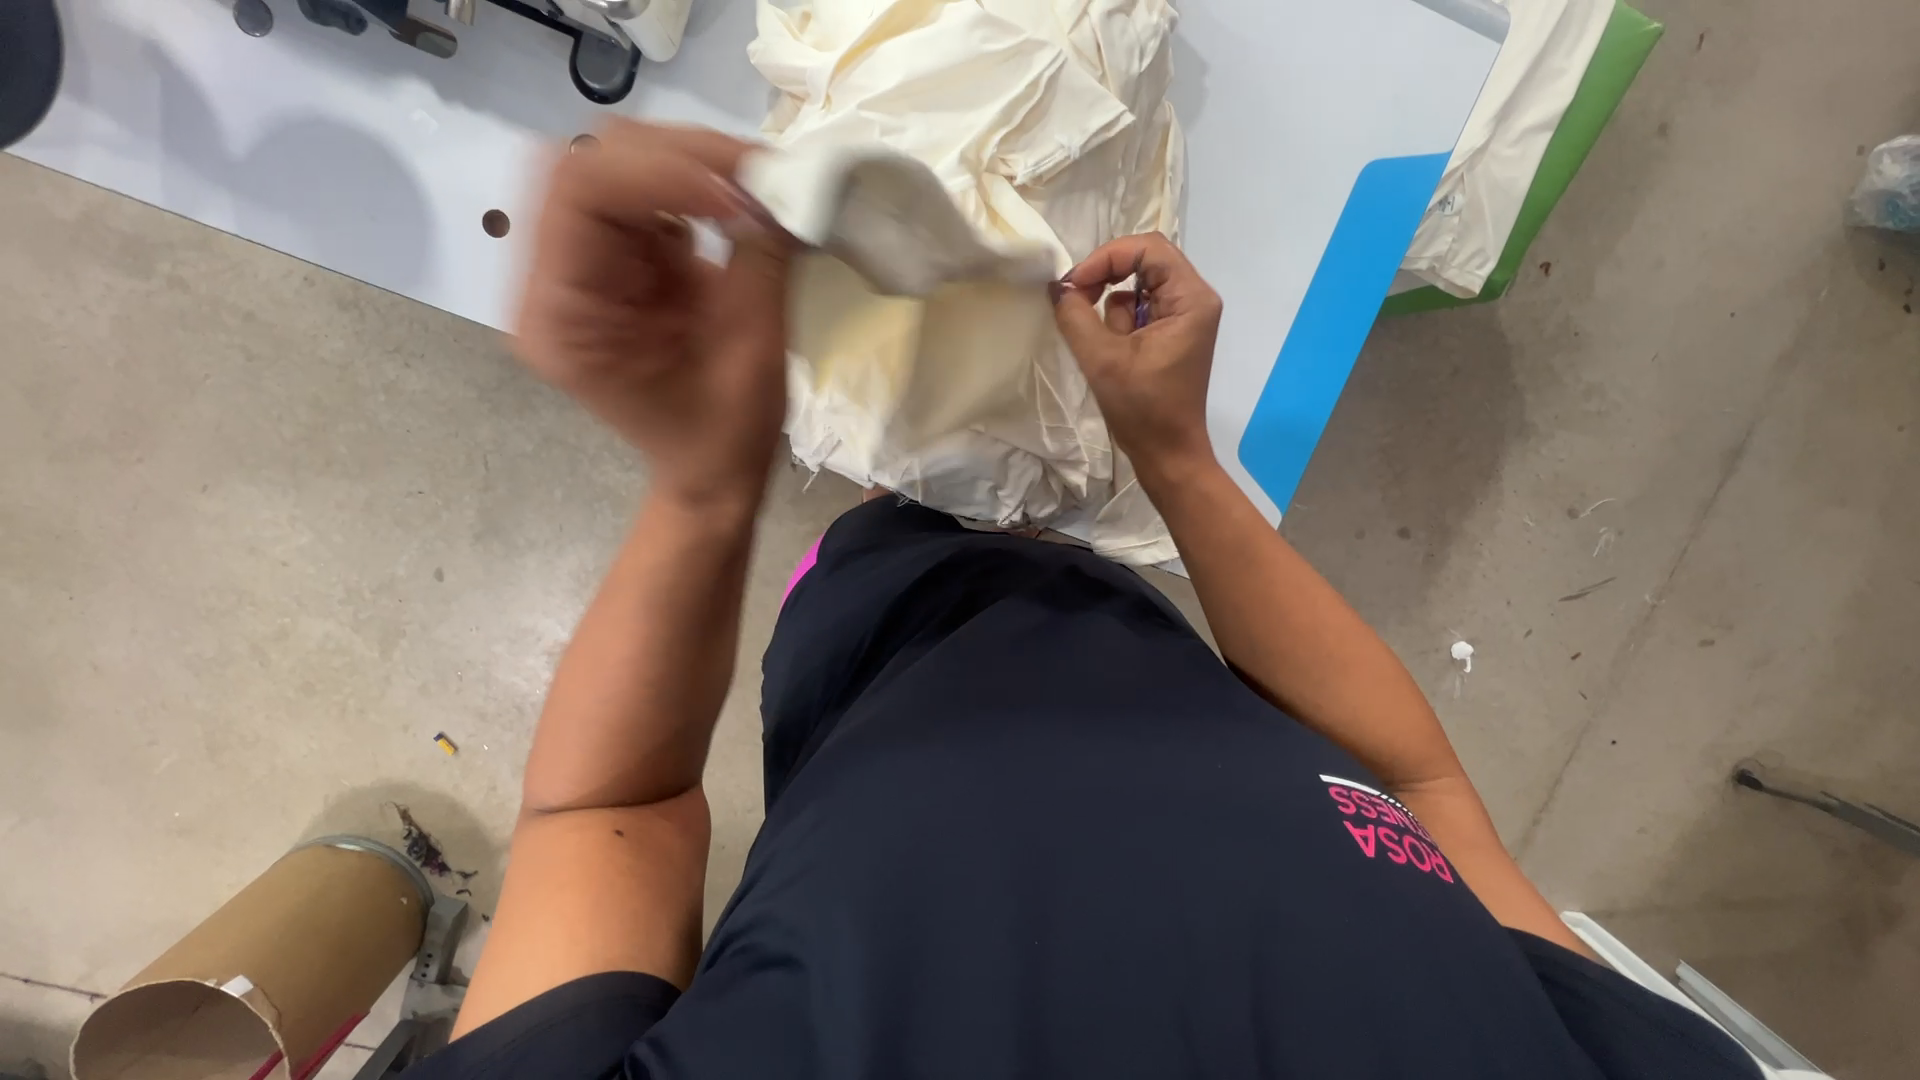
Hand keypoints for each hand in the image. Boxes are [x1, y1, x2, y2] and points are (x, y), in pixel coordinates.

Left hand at [515, 120, 792, 512]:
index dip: (664, 173)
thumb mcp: (752, 354)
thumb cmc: (725, 437)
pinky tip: (738, 207)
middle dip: (679, 156)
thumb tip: (780, 188)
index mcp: (563, 317)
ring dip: (690, 165)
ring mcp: (582, 266)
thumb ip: (759, 261)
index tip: (745, 194)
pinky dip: (697, 187)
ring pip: (616, 165)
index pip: (581, 194)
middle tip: (758, 175)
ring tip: (756, 188)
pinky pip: (644, 194)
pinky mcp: (615, 260)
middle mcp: (552, 279)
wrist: (710, 472)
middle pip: (589, 164)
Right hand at [1051, 232, 1222, 487]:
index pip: (1149, 249)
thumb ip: (1076, 315)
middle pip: (1144, 262)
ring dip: (1111, 309)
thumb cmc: (1143, 409)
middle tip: (1076, 301)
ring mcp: (1183, 318)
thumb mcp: (1102, 360)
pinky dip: (1117, 324)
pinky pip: (1138, 311)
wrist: (1166, 454)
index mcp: (1191, 299)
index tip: (1075, 285)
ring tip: (1104, 347)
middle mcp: (1194, 300)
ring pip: (1137, 288)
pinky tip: (1112, 354)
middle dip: (1106, 279)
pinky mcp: (1170, 335)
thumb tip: (1058, 287)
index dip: (1107, 257)